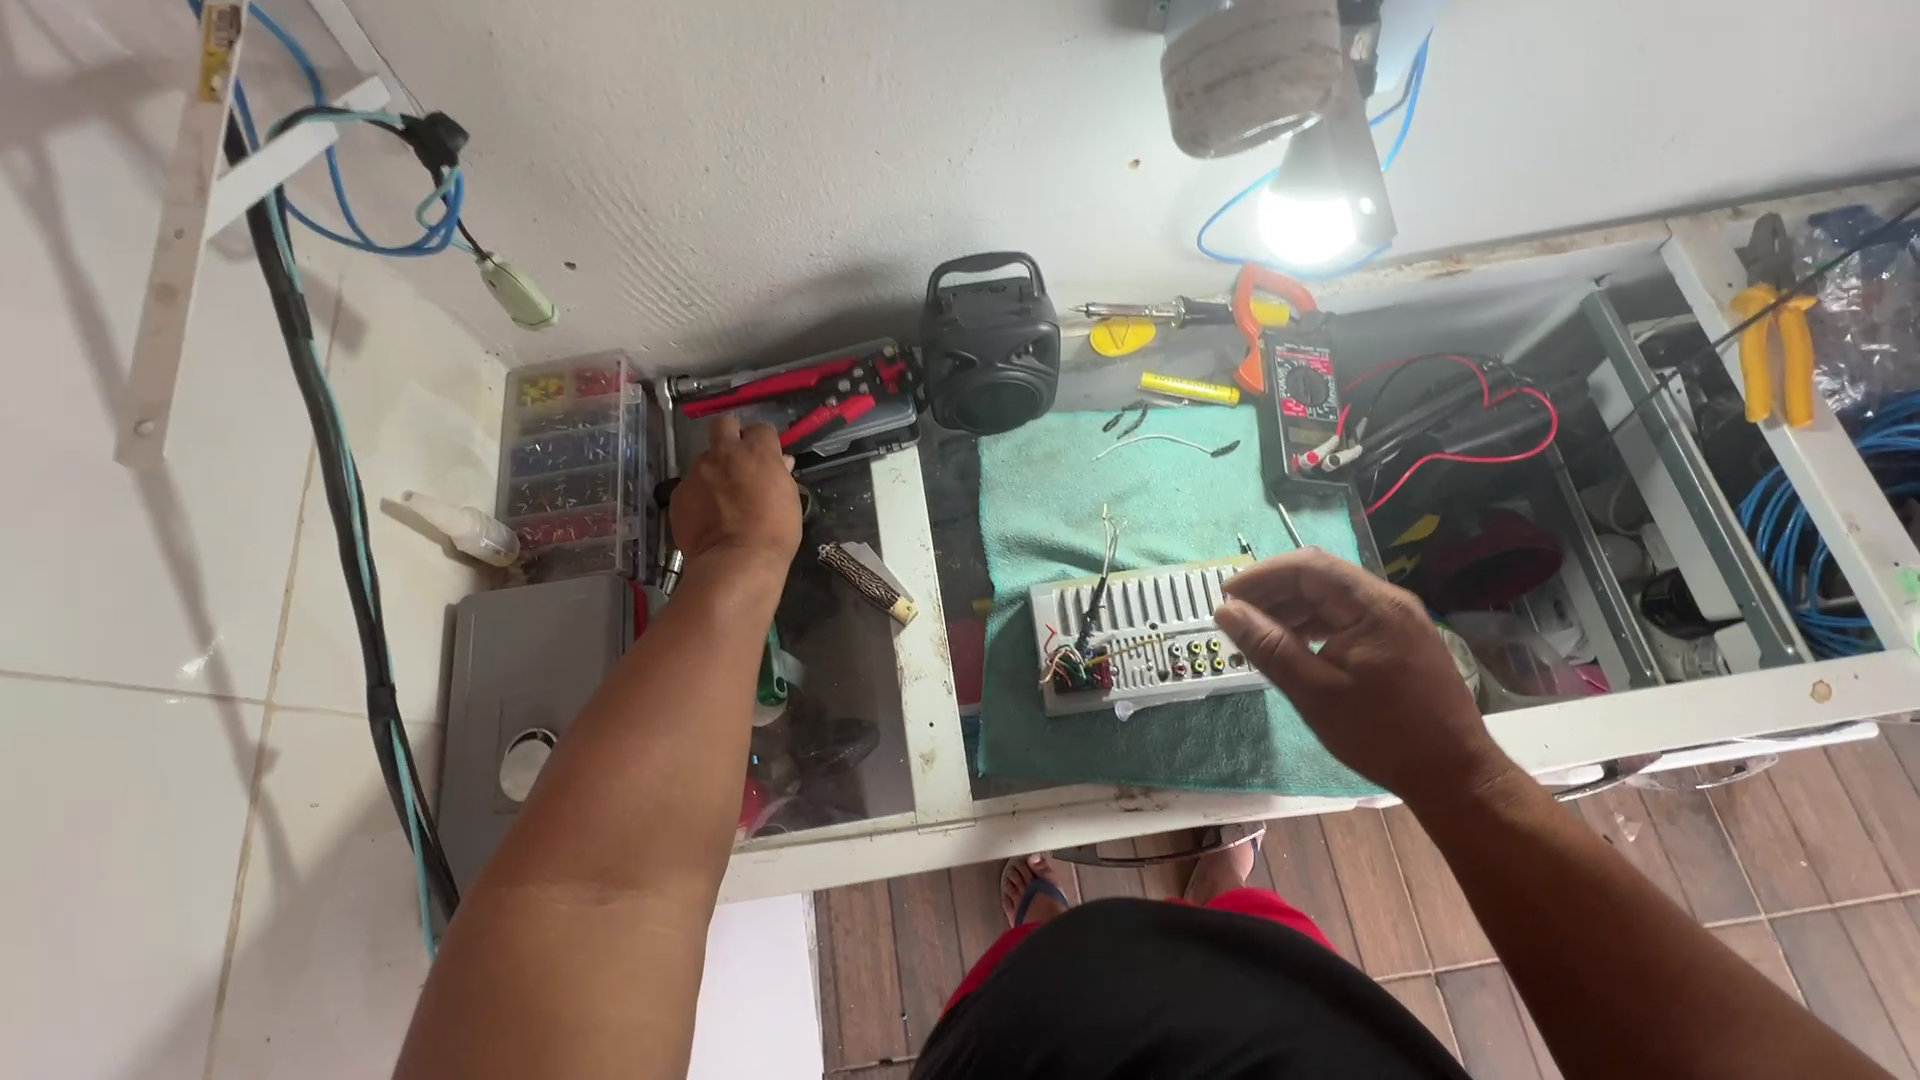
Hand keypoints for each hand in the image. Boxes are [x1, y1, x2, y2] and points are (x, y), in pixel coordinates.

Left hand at [669, 416, 801, 569]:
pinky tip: (706, 517)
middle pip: (723, 424)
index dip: (763, 442)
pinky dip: (698, 496)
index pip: (761, 429)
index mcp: (756, 452)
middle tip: (736, 460)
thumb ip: (781, 475)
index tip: (766, 457)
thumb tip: (781, 463)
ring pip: (703, 459)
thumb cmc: (774, 533)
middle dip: (730, 436)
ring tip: (720, 500)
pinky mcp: (678, 493)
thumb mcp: (790, 501)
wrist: (735, 562)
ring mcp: (696, 472)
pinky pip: (689, 486)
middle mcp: (723, 454)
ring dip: (713, 471)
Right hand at [1213, 549, 1518, 806]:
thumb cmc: (1381, 734)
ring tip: (1257, 634)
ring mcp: (1398, 621)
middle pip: (1320, 577)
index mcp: (1373, 606)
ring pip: (1333, 598)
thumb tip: (1227, 611)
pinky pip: (1348, 618)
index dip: (1261, 576)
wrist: (1452, 774)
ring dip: (1292, 609)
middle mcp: (1389, 603)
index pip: (1308, 567)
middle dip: (1273, 591)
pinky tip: (1293, 646)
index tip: (1226, 596)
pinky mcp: (1400, 640)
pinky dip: (1314, 625)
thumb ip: (1268, 646)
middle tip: (1236, 616)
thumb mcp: (1313, 691)